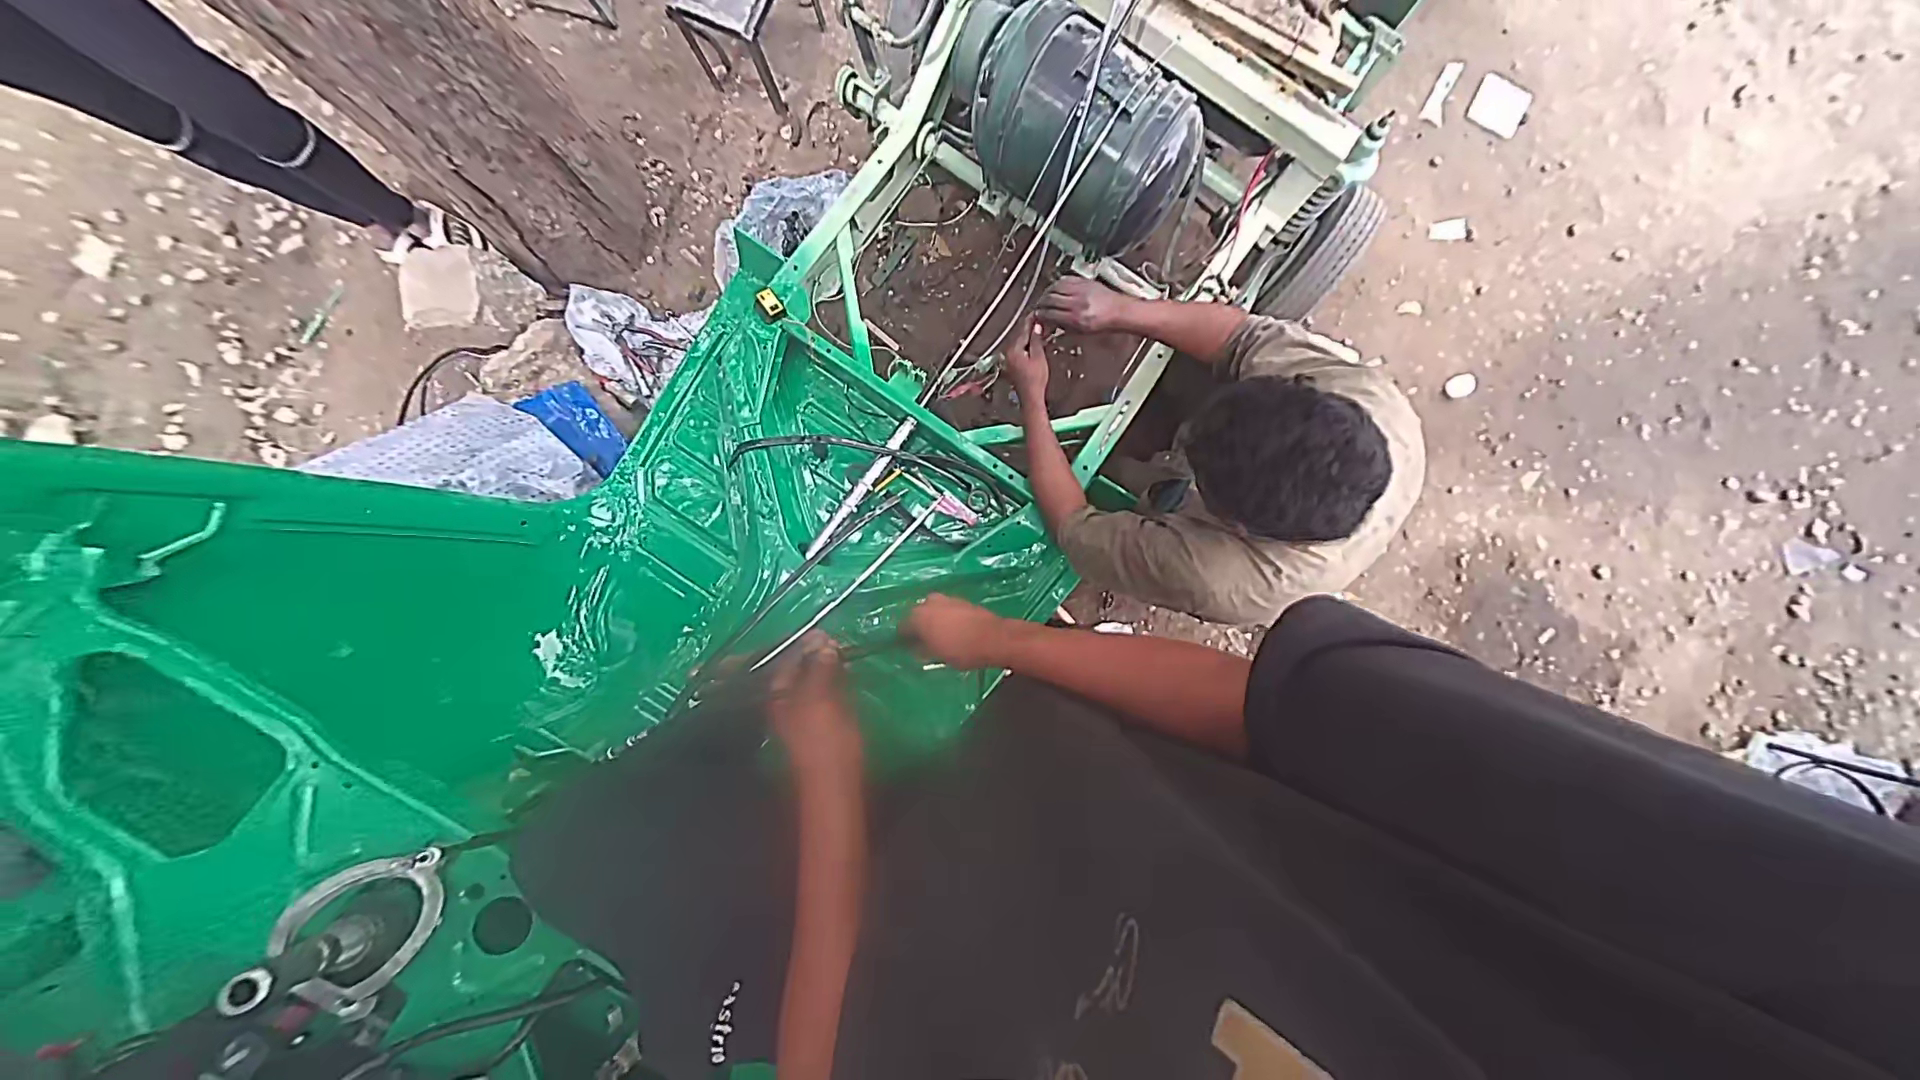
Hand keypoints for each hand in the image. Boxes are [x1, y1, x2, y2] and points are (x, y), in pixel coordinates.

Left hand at [768, 633, 862, 776]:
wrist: (836, 784)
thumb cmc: (824, 739)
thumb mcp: (820, 698)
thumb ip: (819, 668)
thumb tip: (822, 641)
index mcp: (780, 695)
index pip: (786, 660)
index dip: (803, 644)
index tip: (825, 631)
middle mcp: (787, 702)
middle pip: (798, 670)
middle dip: (814, 654)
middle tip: (835, 639)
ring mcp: (805, 714)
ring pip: (813, 681)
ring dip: (825, 666)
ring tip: (843, 652)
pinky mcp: (823, 724)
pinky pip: (826, 693)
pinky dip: (834, 681)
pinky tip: (847, 675)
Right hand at [902, 593, 1018, 670]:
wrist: (995, 638)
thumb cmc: (961, 650)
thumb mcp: (936, 655)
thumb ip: (920, 650)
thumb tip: (914, 647)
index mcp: (917, 616)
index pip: (901, 627)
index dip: (902, 640)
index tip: (906, 649)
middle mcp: (929, 602)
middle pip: (917, 616)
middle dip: (918, 628)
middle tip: (922, 644)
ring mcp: (946, 599)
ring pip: (932, 611)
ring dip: (933, 622)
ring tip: (939, 638)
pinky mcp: (961, 600)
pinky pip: (946, 610)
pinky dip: (945, 619)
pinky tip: (952, 631)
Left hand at [1002, 319, 1049, 402]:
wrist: (1031, 396)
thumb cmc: (1035, 379)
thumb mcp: (1038, 356)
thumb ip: (1036, 340)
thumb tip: (1036, 326)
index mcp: (1013, 350)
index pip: (1022, 331)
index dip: (1030, 322)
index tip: (1035, 314)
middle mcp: (1008, 353)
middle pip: (1019, 336)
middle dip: (1029, 329)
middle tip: (1038, 320)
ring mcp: (1008, 360)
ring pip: (1019, 343)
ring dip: (1027, 337)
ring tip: (1037, 331)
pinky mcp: (1011, 366)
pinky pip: (1018, 351)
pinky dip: (1025, 346)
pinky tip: (1032, 345)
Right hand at [1035, 277, 1131, 333]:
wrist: (1120, 312)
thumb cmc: (1104, 323)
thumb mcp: (1081, 331)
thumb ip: (1064, 326)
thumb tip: (1049, 322)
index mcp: (1076, 318)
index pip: (1050, 314)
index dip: (1040, 315)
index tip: (1036, 316)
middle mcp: (1077, 303)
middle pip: (1050, 299)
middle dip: (1041, 303)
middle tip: (1038, 306)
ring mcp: (1081, 290)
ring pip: (1055, 287)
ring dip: (1047, 292)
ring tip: (1044, 297)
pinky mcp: (1084, 281)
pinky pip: (1065, 280)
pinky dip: (1057, 284)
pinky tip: (1055, 288)